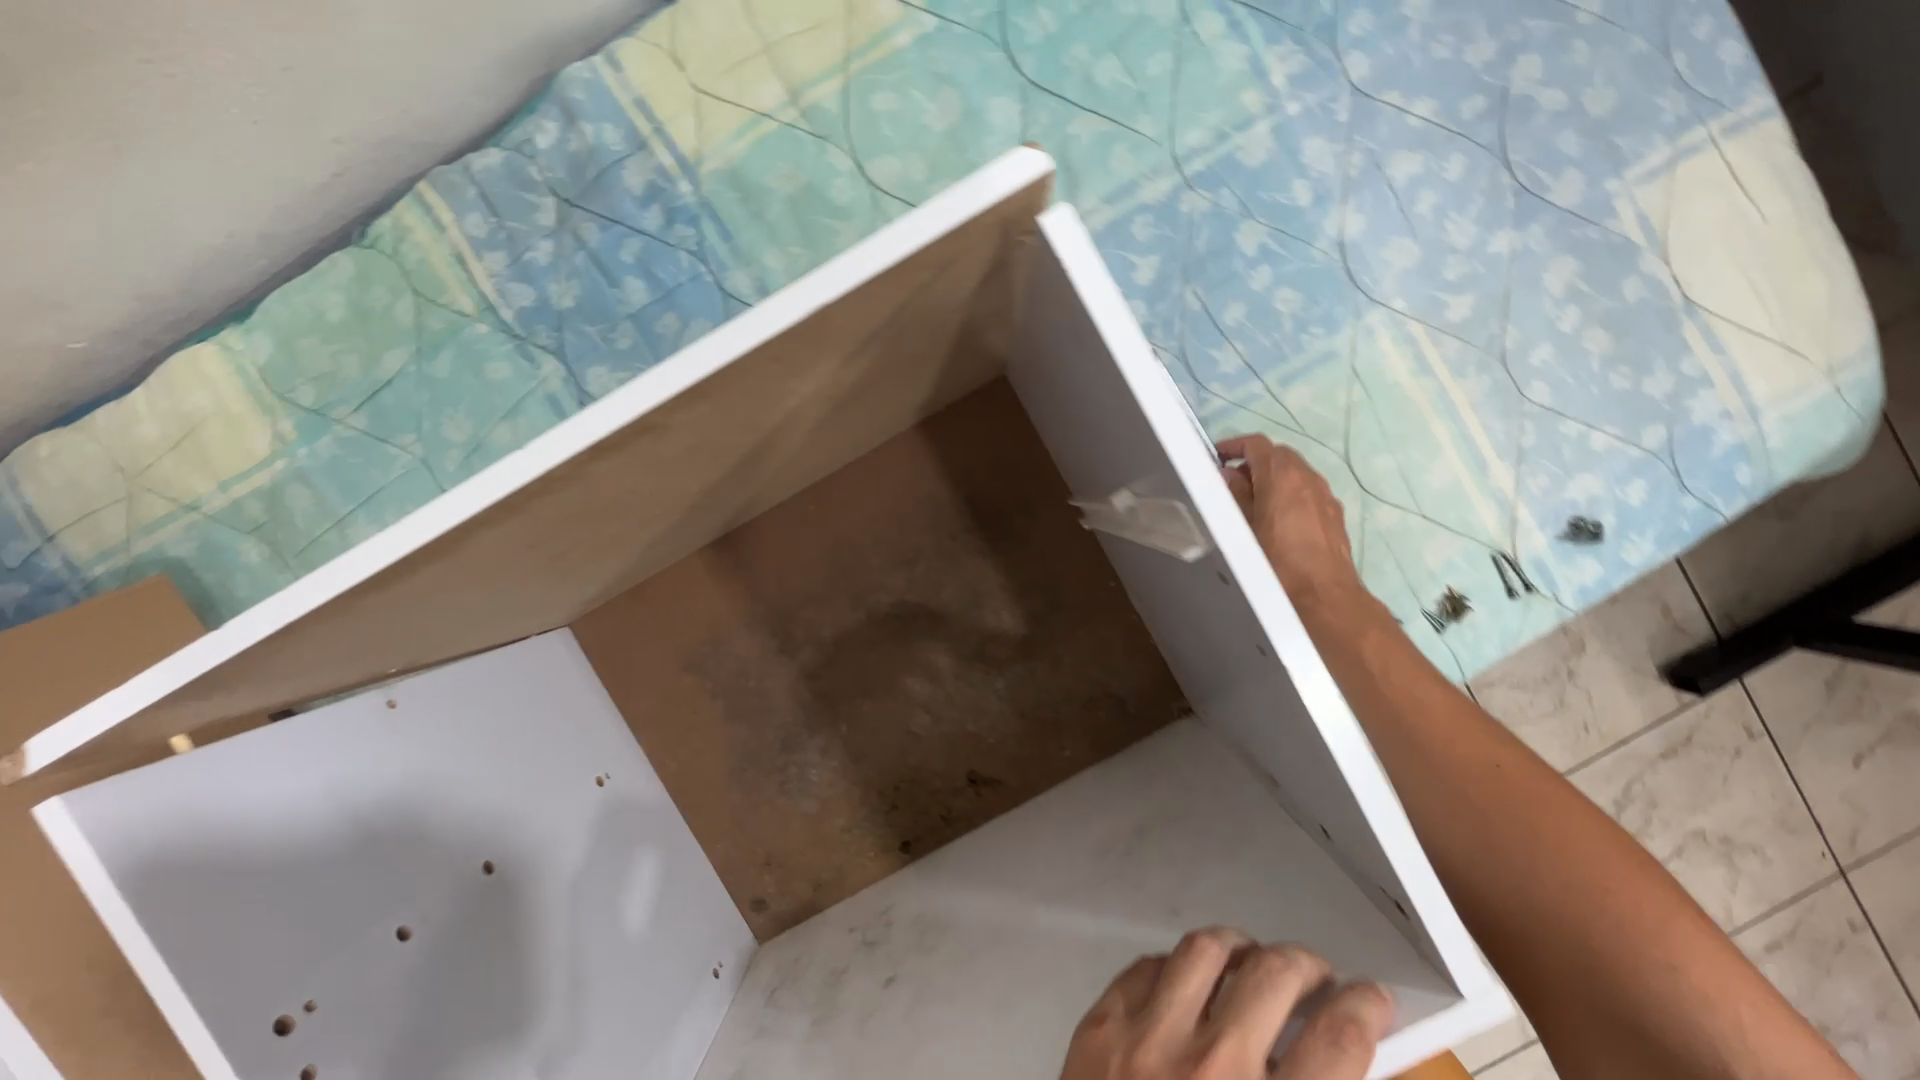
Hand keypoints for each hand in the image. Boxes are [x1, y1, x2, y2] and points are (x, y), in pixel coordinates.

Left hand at [1060, 927, 1392, 1079]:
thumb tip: (1341, 1063)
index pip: (1342, 1035)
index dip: (1368, 1007)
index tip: (1371, 1001)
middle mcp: (1213, 1068)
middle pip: (1277, 973)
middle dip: (1308, 967)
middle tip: (1316, 979)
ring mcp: (1147, 1041)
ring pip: (1207, 950)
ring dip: (1241, 950)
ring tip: (1253, 963)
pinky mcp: (1099, 1030)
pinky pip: (1146, 967)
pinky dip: (1176, 968)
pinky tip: (1188, 984)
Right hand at [1216, 436, 1365, 616]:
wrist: (1322, 594)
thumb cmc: (1275, 561)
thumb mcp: (1244, 528)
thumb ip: (1235, 495)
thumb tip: (1229, 475)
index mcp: (1281, 475)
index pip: (1256, 444)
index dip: (1233, 446)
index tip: (1216, 457)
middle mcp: (1307, 476)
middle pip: (1278, 455)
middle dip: (1254, 462)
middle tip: (1231, 482)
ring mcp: (1325, 494)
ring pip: (1296, 472)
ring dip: (1274, 478)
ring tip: (1253, 501)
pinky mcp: (1335, 513)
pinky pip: (1308, 491)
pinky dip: (1291, 493)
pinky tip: (1279, 519)